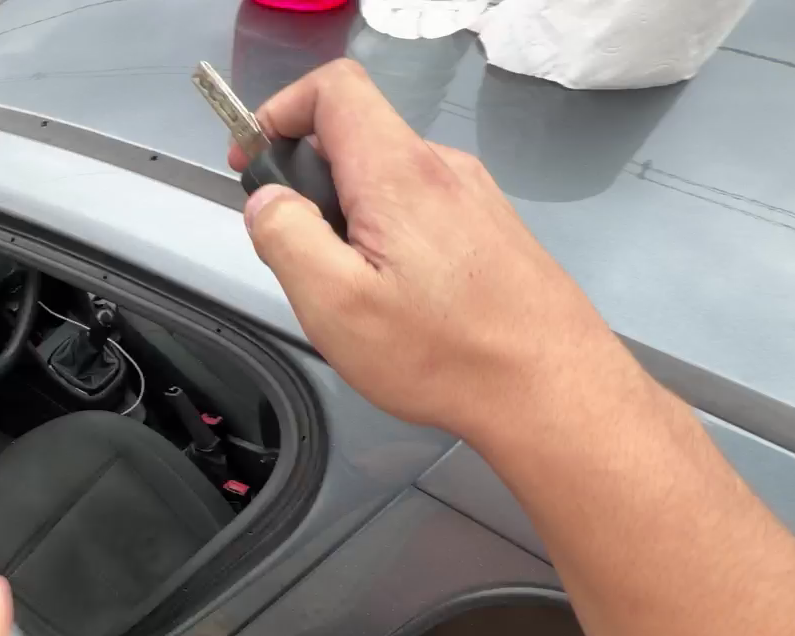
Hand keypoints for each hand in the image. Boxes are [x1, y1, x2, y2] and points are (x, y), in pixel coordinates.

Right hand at [232, 60, 641, 446]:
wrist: (543, 386)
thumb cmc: (435, 351)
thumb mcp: (332, 302)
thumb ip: (286, 238)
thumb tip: (265, 200)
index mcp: (396, 175)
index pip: (335, 90)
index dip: (279, 110)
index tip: (250, 162)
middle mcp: (439, 168)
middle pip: (353, 137)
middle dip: (303, 184)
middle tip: (293, 258)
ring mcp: (468, 194)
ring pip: (379, 179)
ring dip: (340, 217)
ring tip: (341, 290)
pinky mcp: (482, 225)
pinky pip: (411, 207)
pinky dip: (376, 233)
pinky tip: (384, 294)